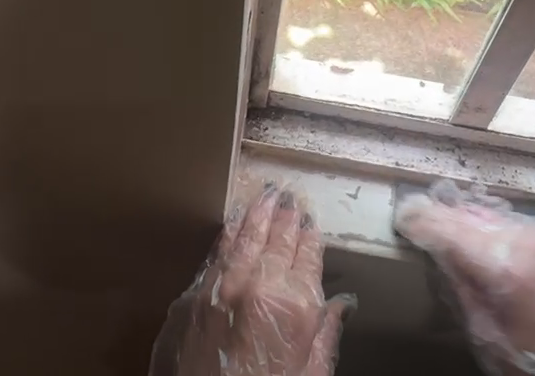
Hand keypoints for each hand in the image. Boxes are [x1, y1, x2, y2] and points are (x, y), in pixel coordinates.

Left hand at [165, 184, 347, 375]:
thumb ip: (324, 339)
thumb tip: (341, 307)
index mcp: (294, 307)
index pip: (308, 256)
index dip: (310, 237)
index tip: (311, 221)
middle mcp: (258, 284)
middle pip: (277, 239)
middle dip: (285, 217)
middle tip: (289, 196)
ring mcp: (221, 285)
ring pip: (244, 235)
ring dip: (256, 213)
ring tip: (266, 195)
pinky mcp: (192, 294)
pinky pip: (216, 252)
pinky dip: (229, 233)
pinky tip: (235, 222)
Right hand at [395, 187, 534, 375]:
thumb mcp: (487, 334)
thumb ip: (462, 285)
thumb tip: (440, 250)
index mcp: (507, 268)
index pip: (450, 228)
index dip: (422, 218)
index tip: (404, 214)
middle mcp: (531, 241)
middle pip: (472, 216)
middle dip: (446, 218)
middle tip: (421, 218)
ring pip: (495, 216)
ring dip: (472, 221)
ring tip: (450, 227)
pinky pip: (518, 224)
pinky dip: (498, 228)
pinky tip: (485, 238)